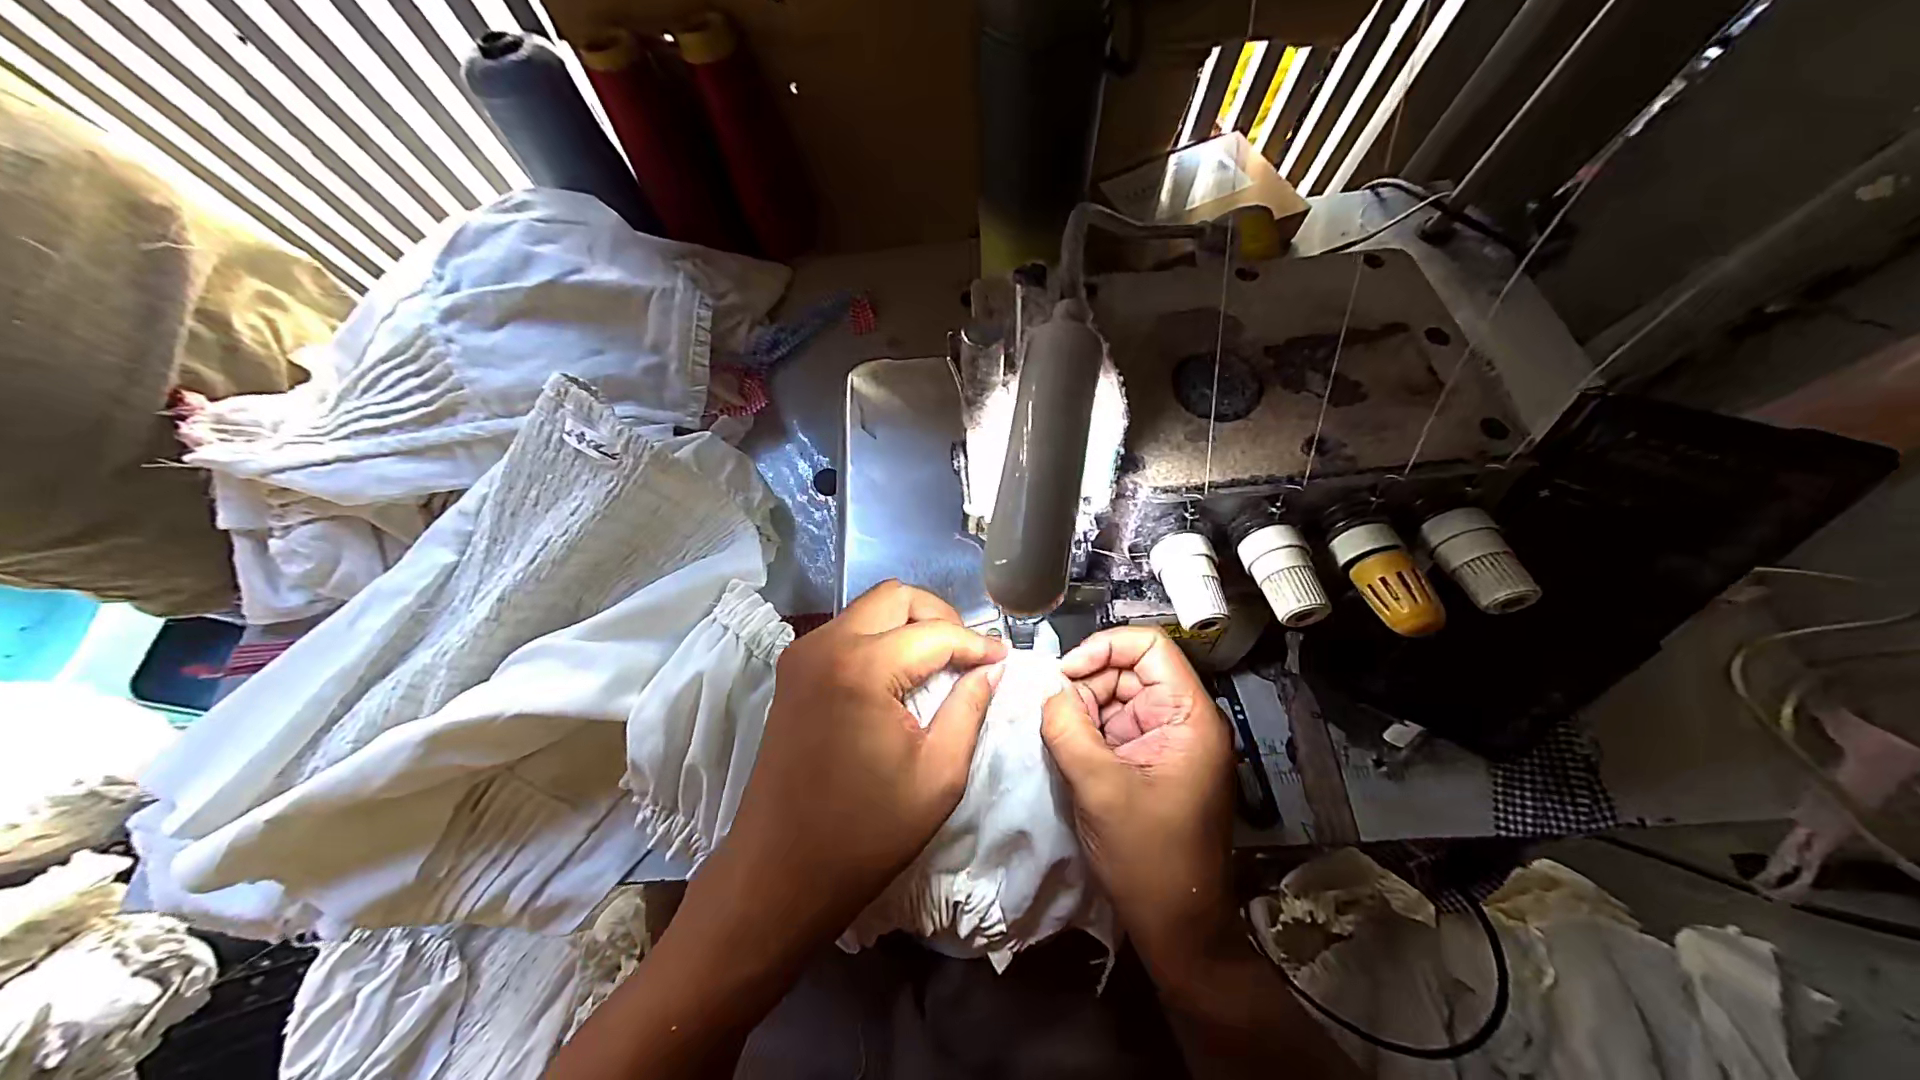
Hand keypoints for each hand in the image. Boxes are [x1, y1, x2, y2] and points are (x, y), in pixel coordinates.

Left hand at [710, 580, 1005, 938]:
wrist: (780, 871)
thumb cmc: (865, 833)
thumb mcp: (937, 775)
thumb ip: (969, 709)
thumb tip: (990, 670)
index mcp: (861, 668)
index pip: (934, 632)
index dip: (976, 643)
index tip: (1003, 660)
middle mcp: (825, 645)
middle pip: (895, 596)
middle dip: (940, 616)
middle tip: (969, 654)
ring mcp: (802, 655)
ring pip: (869, 609)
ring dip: (909, 624)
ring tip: (941, 663)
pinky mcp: (793, 672)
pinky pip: (847, 632)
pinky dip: (881, 639)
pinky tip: (902, 674)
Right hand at [1040, 625, 1236, 982]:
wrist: (1176, 924)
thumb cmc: (1149, 858)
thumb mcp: (1099, 788)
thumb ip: (1068, 730)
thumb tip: (1047, 691)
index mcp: (1189, 718)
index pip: (1150, 648)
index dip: (1105, 647)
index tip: (1066, 672)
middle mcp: (1181, 721)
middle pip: (1129, 670)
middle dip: (1087, 684)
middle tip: (1055, 714)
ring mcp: (1165, 742)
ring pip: (1116, 698)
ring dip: (1083, 710)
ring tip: (1061, 738)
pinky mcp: (1149, 762)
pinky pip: (1113, 727)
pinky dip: (1087, 732)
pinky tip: (1069, 752)